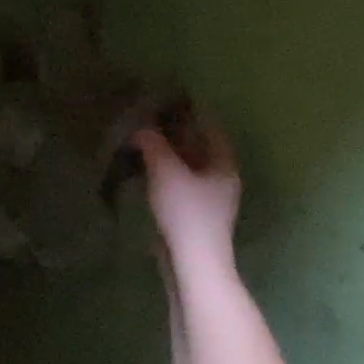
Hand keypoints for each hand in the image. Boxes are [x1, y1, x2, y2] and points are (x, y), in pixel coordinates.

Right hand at [135, 108, 240, 275]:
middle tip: (150, 118)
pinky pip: (179, 185)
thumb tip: (140, 127)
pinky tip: (145, 171)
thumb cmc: (186, 211)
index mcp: (223, 165)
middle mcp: (222, 180)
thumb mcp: (165, 169)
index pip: (210, 128)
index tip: (169, 100)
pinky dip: (164, 174)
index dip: (191, 112)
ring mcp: (210, 201)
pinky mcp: (195, 217)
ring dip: (168, 155)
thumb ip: (152, 143)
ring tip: (143, 142)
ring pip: (188, 168)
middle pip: (199, 148)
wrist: (193, 263)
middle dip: (176, 134)